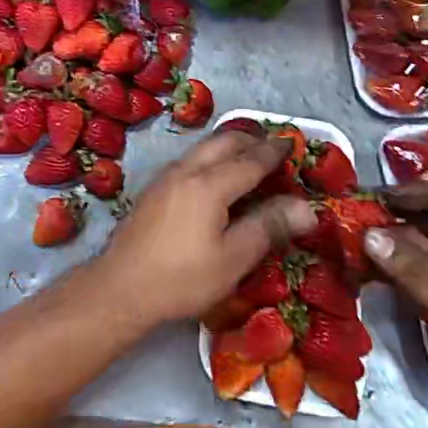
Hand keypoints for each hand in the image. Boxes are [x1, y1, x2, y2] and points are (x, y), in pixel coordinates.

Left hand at [87, 129, 315, 326]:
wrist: (121, 287)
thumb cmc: (183, 278)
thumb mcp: (234, 258)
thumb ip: (269, 227)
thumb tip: (306, 207)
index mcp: (208, 184)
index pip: (250, 160)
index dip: (273, 151)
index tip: (292, 142)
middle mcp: (184, 172)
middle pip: (221, 143)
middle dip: (249, 140)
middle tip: (272, 146)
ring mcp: (163, 179)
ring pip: (201, 150)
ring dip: (226, 147)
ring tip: (246, 158)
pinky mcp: (152, 191)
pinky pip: (188, 162)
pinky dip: (209, 160)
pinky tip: (212, 179)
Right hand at [364, 183, 427, 427]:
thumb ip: (413, 270)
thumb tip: (368, 233)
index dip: (422, 193)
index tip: (380, 195)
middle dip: (400, 218)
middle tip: (357, 218)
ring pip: (427, 255)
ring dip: (393, 246)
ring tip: (355, 243)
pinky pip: (422, 282)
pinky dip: (396, 273)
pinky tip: (370, 273)